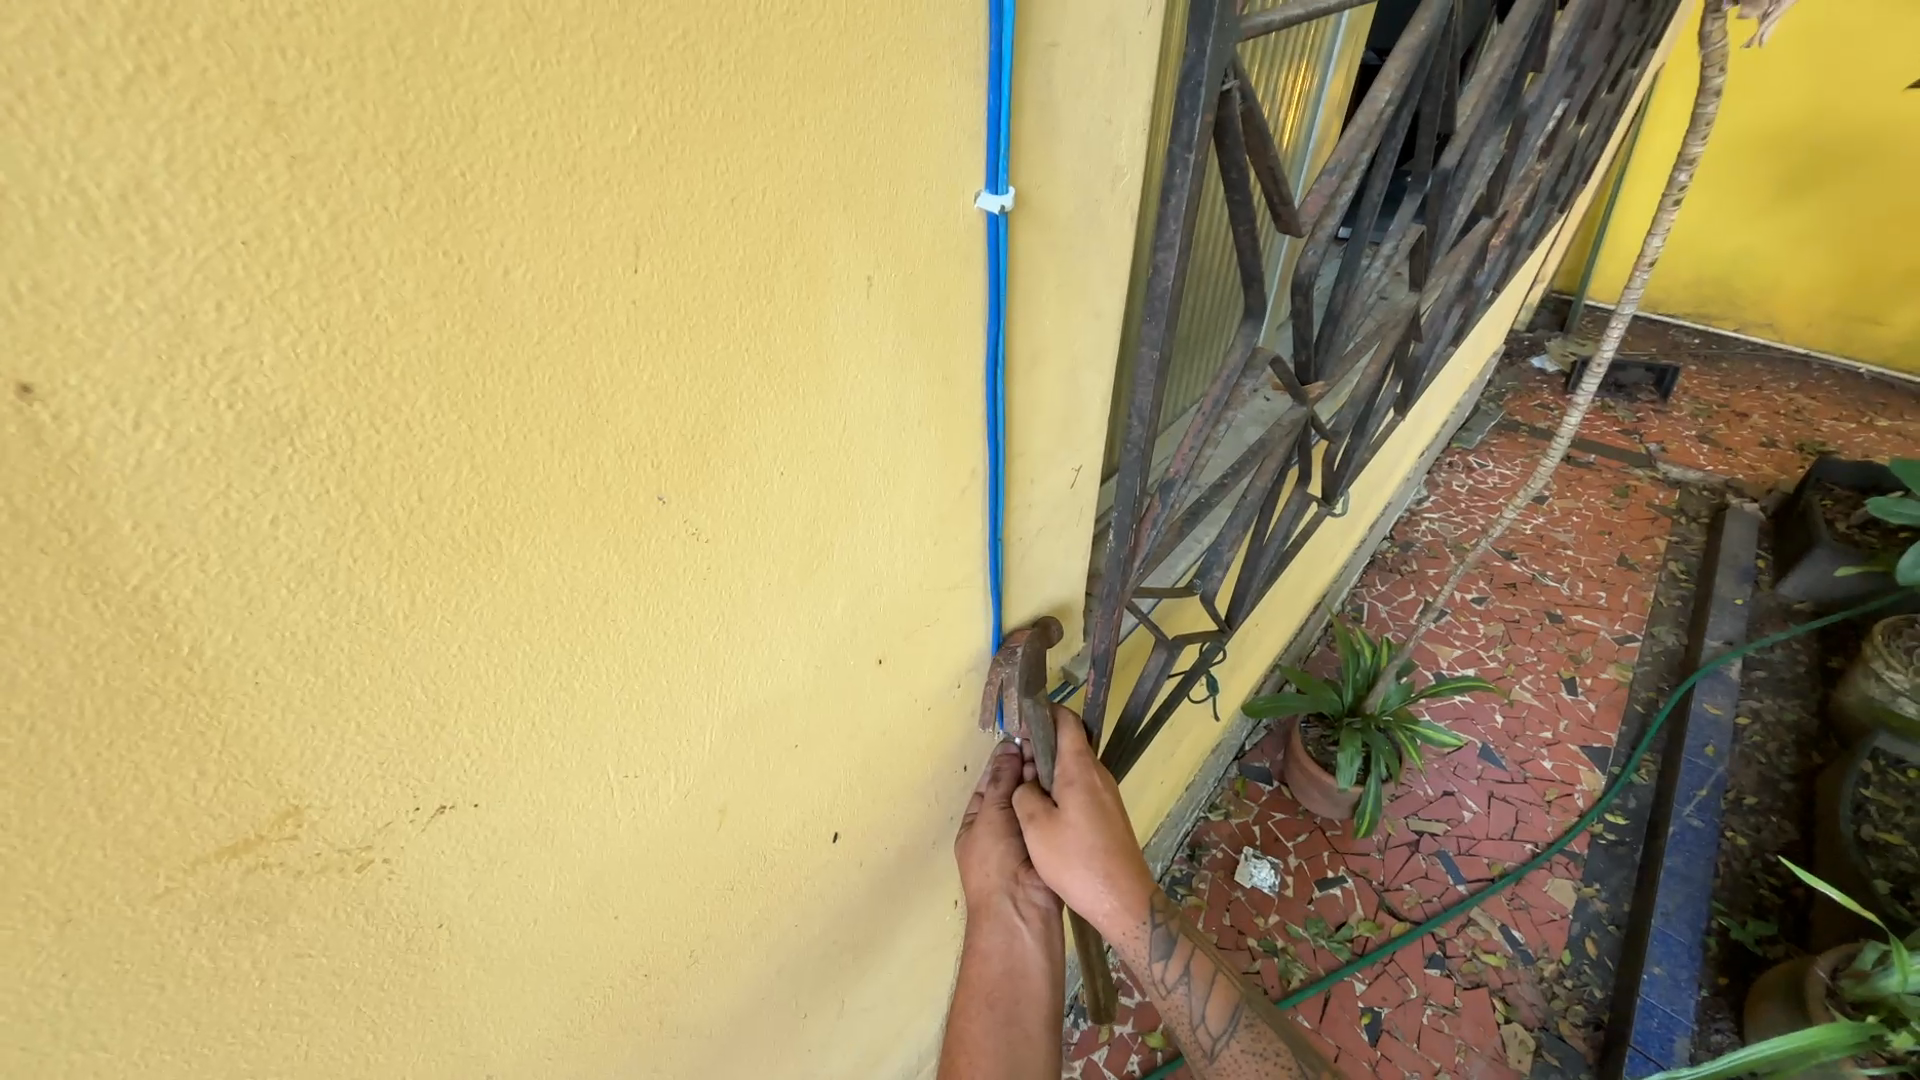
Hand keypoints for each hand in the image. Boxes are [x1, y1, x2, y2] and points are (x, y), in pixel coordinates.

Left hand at [955, 739, 1060, 922]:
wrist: (1022, 913)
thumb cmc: (995, 863)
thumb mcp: (990, 816)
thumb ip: (1000, 780)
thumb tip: (1008, 747)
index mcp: (978, 822)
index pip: (991, 782)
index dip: (1007, 760)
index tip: (1025, 735)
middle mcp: (1002, 828)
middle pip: (1017, 790)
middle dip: (1029, 769)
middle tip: (1049, 740)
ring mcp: (1028, 837)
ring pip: (1037, 802)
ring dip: (1046, 782)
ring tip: (1063, 752)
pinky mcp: (1051, 844)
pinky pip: (1054, 817)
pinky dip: (1061, 800)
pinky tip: (1074, 778)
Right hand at [1011, 705, 1155, 938]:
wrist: (1123, 899)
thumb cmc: (1077, 861)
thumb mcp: (1035, 827)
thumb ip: (1023, 794)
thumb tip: (1026, 782)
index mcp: (1079, 768)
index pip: (1066, 720)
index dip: (1043, 713)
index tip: (1020, 723)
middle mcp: (1097, 773)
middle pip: (1069, 742)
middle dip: (1040, 746)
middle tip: (1014, 765)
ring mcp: (1106, 793)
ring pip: (1073, 767)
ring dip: (1049, 770)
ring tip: (1024, 790)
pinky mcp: (1108, 812)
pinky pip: (1081, 786)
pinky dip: (1060, 788)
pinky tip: (1044, 813)